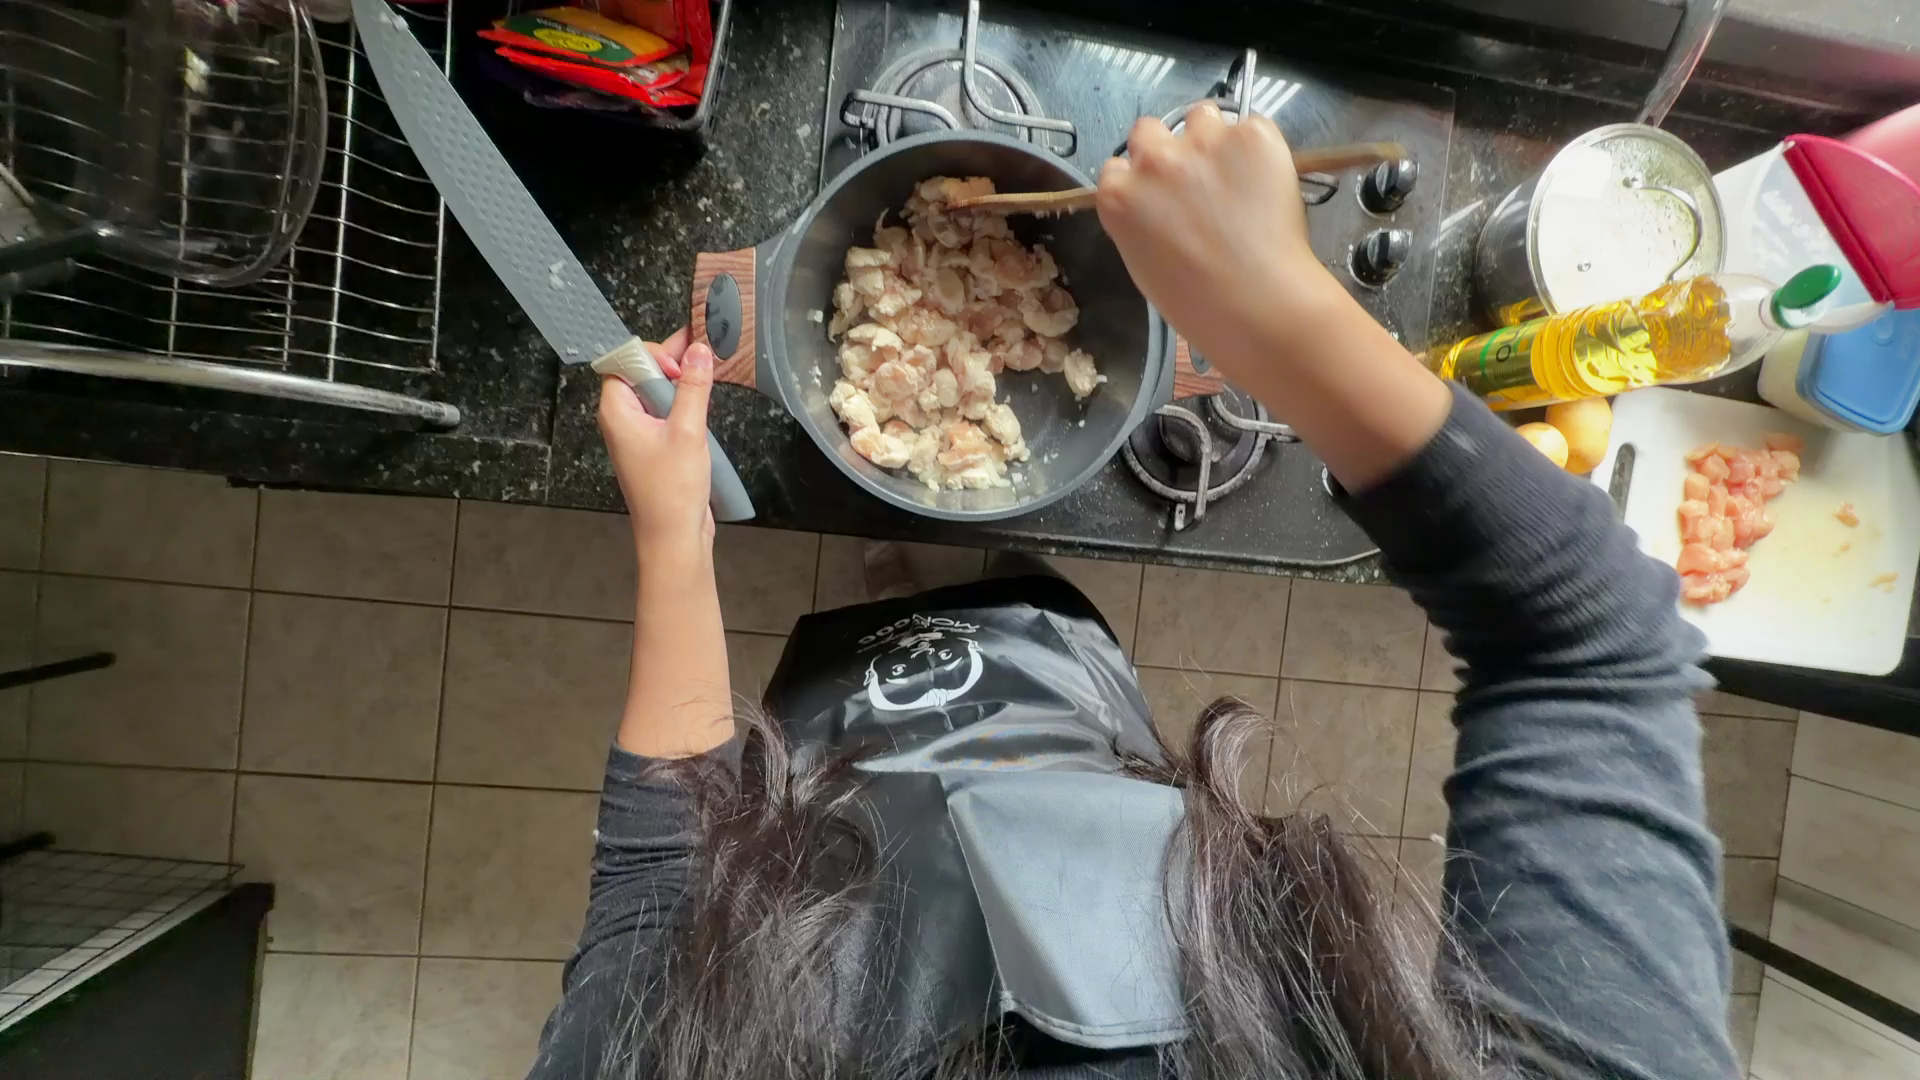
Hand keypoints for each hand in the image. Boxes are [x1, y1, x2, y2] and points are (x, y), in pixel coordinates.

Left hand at [597, 327, 714, 552]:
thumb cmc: (672, 489)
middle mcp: (622, 419)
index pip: (626, 361)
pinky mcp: (655, 448)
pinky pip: (666, 414)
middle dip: (672, 360)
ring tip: (709, 372)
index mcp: (617, 410)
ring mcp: (638, 434)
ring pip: (656, 394)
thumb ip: (694, 388)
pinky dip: (684, 404)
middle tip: (705, 351)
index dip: (655, 353)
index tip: (684, 362)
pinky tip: (704, 402)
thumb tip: (701, 350)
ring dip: (681, 382)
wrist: (674, 536)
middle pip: (641, 374)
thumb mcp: (688, 431)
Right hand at [1095, 104, 1344, 383]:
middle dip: (1166, 149)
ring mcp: (1203, 142)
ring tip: (1233, 178)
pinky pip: (1252, 127)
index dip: (1137, 180)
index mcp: (1118, 197)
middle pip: (1148, 130)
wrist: (1253, 302)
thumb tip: (1159, 207)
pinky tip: (1264, 186)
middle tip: (1192, 182)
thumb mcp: (1143, 263)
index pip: (1116, 168)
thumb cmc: (1193, 302)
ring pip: (1202, 117)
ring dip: (1212, 138)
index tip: (1156, 197)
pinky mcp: (1251, 135)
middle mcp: (1154, 160)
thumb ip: (1140, 221)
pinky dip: (1257, 151)